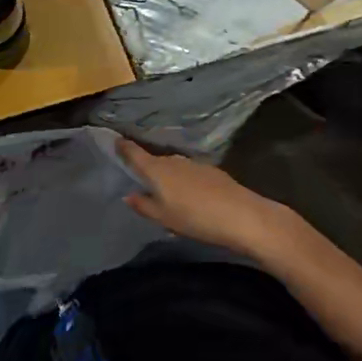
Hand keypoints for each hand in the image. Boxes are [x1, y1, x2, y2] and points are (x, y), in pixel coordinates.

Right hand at [118, 140, 304, 258]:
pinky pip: (192, 173)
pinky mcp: (215, 172)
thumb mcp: (163, 218)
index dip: (122, 146)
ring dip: (170, 176)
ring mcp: (195, 164)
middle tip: (144, 182)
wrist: (247, 218)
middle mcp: (173, 160)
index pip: (133, 151)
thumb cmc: (196, 218)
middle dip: (148, 167)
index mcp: (155, 168)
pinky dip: (187, 181)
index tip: (114, 142)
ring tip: (170, 193)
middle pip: (154, 160)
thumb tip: (129, 195)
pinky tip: (195, 197)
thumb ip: (142, 205)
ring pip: (174, 166)